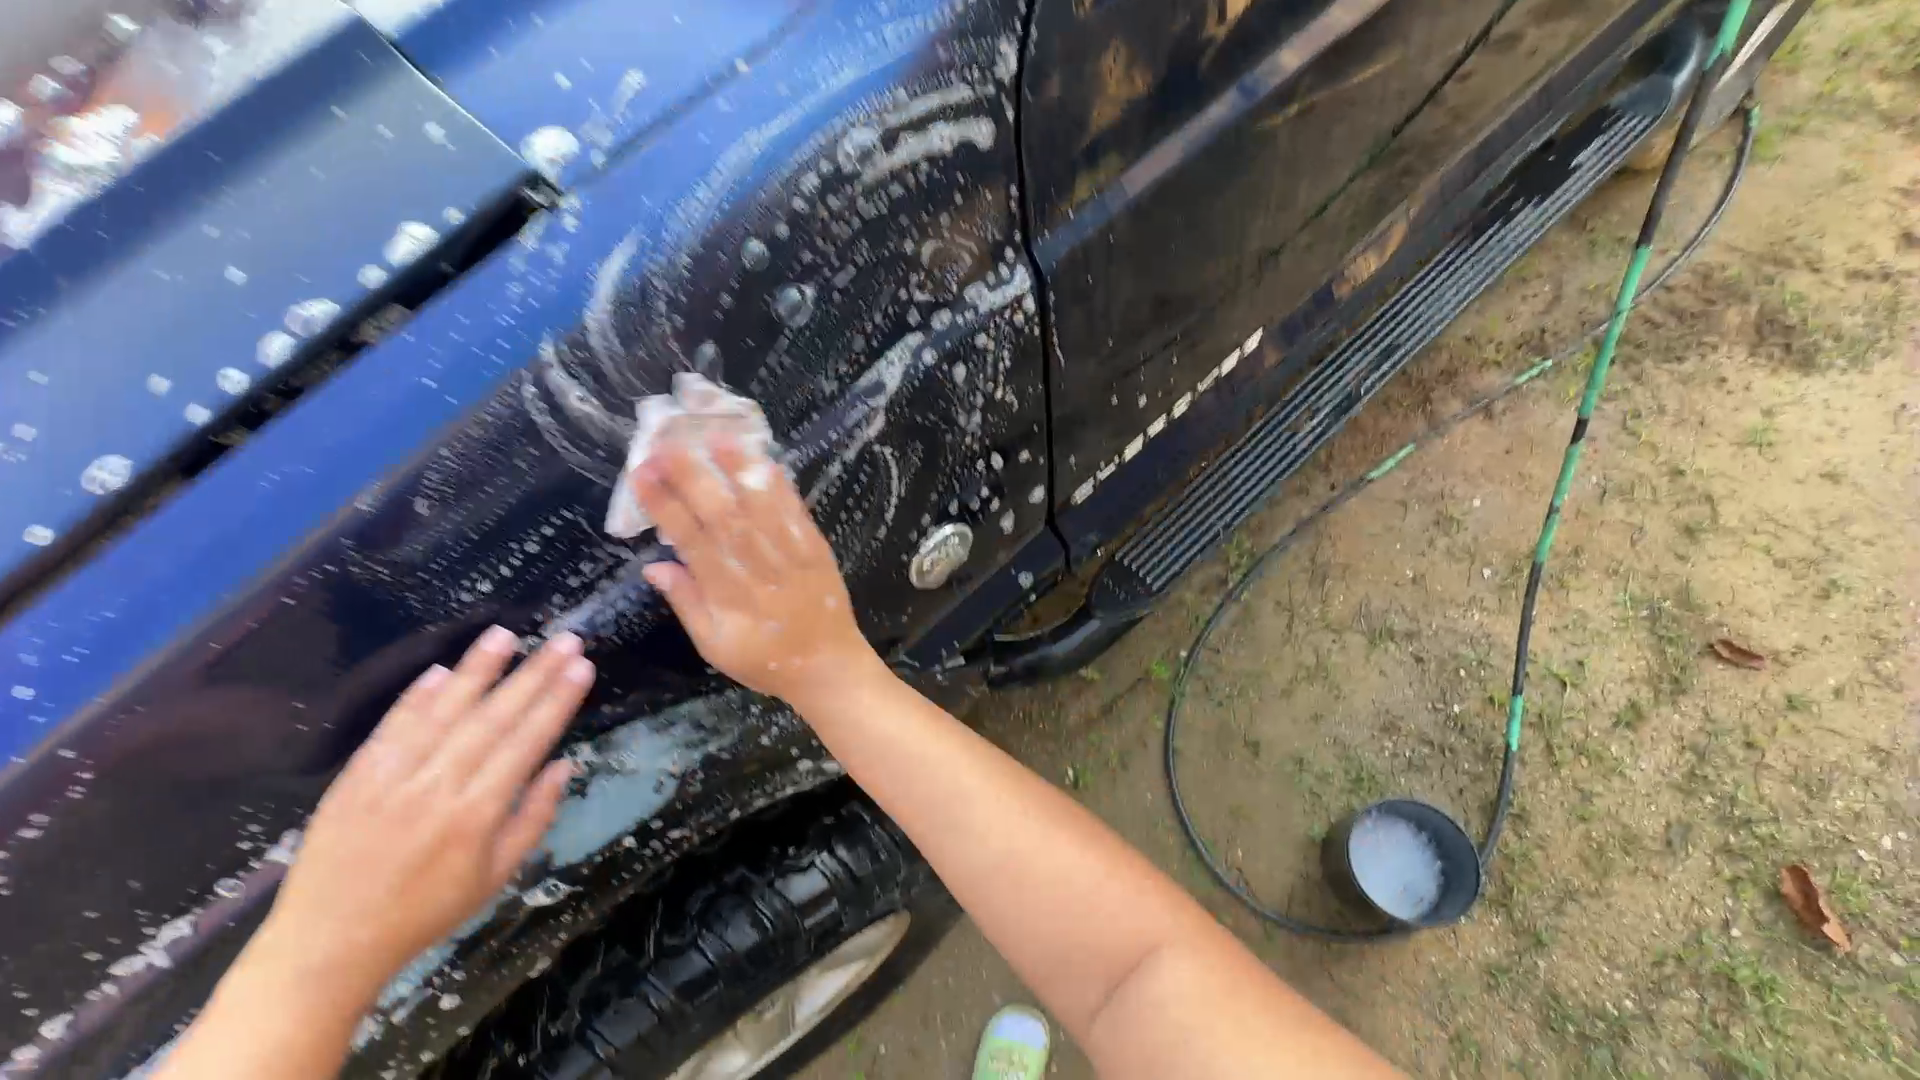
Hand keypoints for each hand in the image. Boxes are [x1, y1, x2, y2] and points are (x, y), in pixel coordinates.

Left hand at [260, 627, 592, 999]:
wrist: (329, 942)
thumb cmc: (426, 913)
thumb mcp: (496, 877)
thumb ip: (534, 818)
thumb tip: (564, 765)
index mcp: (477, 814)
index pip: (527, 742)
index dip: (557, 702)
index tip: (581, 668)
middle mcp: (438, 787)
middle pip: (494, 718)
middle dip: (534, 675)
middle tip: (564, 640)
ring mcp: (392, 779)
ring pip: (443, 713)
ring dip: (477, 671)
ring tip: (505, 635)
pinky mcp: (354, 778)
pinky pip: (391, 729)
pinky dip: (416, 698)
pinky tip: (441, 670)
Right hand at [632, 429, 881, 708]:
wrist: (828, 667)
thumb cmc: (765, 661)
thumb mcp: (715, 645)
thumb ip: (686, 603)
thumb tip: (654, 565)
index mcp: (728, 595)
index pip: (690, 541)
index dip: (665, 507)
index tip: (641, 475)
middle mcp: (758, 570)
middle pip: (722, 516)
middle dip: (692, 478)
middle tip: (665, 445)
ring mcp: (791, 557)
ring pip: (761, 508)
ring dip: (738, 471)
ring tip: (715, 437)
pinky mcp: (817, 550)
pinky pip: (798, 513)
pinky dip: (782, 487)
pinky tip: (766, 461)